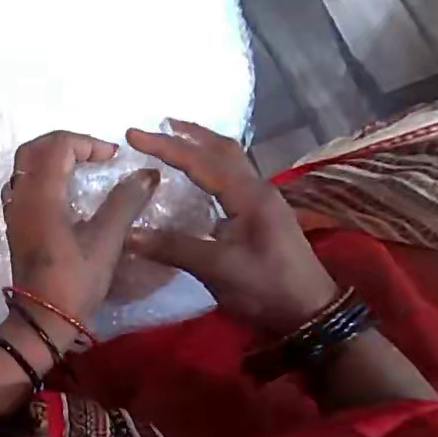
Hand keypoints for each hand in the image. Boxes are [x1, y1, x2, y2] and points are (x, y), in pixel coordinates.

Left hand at [2, 130, 158, 327]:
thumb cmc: (74, 283)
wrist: (42, 319)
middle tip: (94, 155)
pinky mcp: (15, 227)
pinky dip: (41, 178)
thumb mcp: (106, 242)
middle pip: (34, 150)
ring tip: (80, 169)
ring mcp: (14, 214)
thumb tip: (148, 174)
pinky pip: (21, 187)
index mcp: (41, 198)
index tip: (112, 159)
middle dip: (65, 143)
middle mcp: (21, 199)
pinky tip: (63, 193)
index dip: (87, 143)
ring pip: (24, 168)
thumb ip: (125, 203)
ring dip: (50, 159)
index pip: (58, 146)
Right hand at [124, 120, 339, 334]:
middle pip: (223, 149)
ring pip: (230, 162)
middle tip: (160, 125)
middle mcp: (257, 190)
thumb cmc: (265, 287)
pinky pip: (231, 181)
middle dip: (191, 134)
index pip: (202, 160)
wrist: (309, 311)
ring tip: (176, 142)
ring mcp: (261, 203)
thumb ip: (174, 248)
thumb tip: (129, 234)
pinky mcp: (260, 218)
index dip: (167, 146)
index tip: (135, 134)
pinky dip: (210, 169)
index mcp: (248, 196)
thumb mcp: (217, 268)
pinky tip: (196, 180)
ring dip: (203, 148)